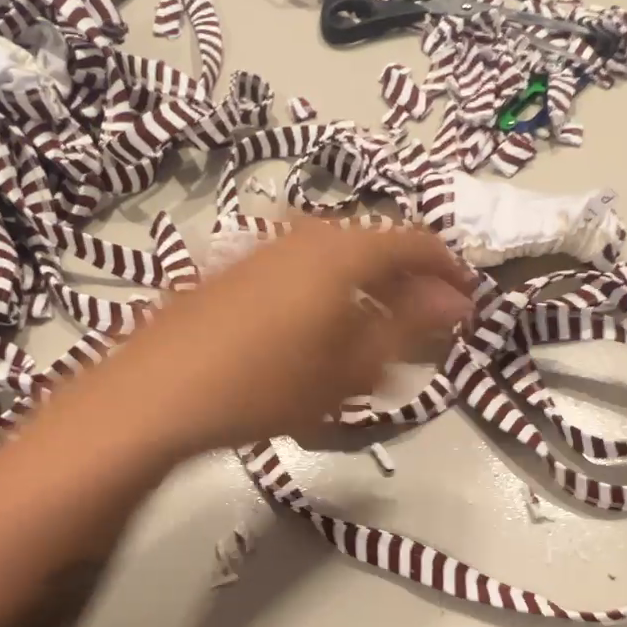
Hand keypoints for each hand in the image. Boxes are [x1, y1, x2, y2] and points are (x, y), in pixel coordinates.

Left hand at [109, 220, 476, 453]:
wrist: (157, 393)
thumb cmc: (266, 385)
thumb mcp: (349, 368)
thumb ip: (409, 329)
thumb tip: (455, 302)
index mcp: (343, 249)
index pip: (417, 241)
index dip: (450, 270)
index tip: (468, 305)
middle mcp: (303, 233)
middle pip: (374, 247)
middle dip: (406, 286)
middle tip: (422, 332)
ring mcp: (261, 248)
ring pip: (333, 262)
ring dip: (364, 294)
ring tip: (371, 344)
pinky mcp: (229, 271)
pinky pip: (296, 274)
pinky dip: (323, 299)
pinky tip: (314, 341)